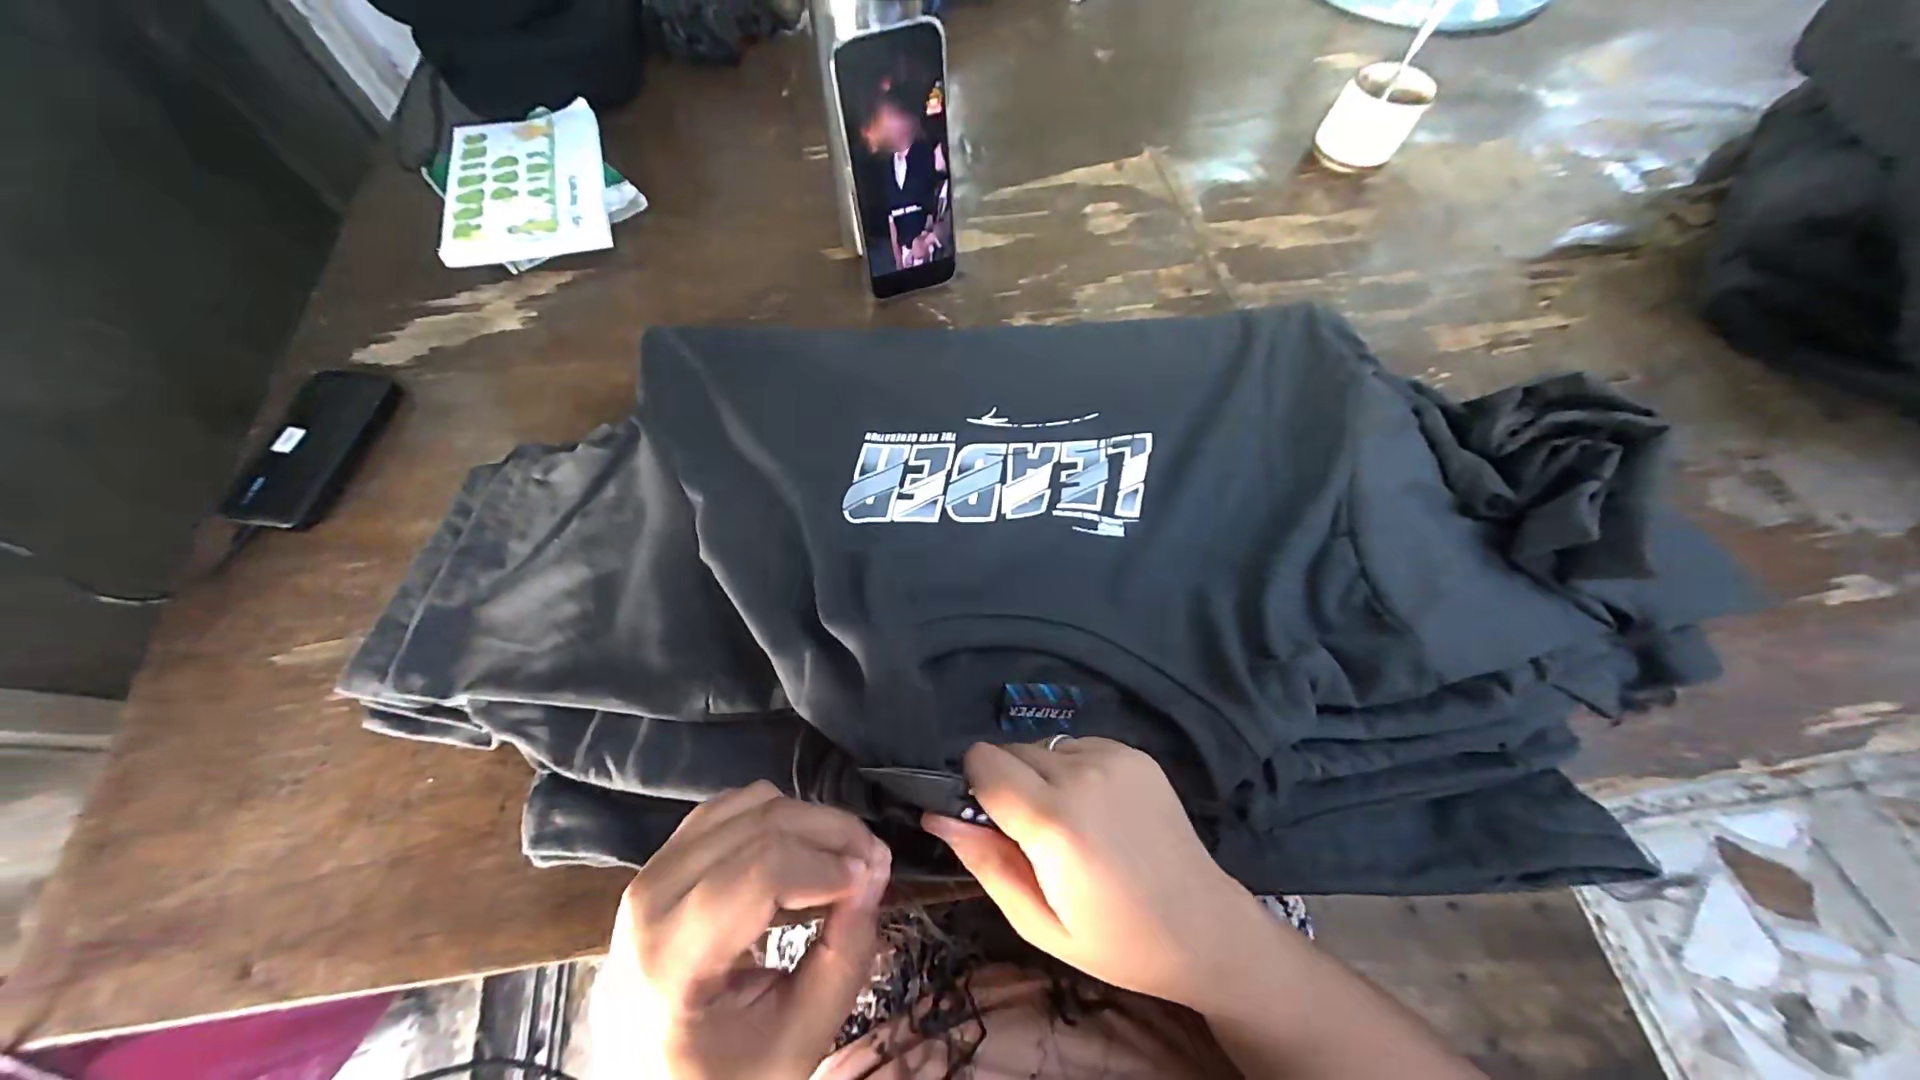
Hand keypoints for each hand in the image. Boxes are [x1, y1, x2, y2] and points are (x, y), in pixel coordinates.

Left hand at [591, 782, 890, 1079]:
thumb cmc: (720, 1074)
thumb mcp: (795, 1041)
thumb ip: (844, 956)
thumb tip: (875, 871)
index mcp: (670, 959)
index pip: (761, 872)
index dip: (829, 864)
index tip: (874, 879)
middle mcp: (651, 899)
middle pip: (761, 824)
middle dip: (831, 831)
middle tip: (874, 859)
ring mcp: (652, 870)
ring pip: (749, 803)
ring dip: (808, 820)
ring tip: (840, 858)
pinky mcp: (662, 858)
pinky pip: (731, 807)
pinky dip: (778, 817)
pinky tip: (799, 852)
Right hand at [923, 738, 1274, 1012]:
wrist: (1204, 927)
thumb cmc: (1115, 940)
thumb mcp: (1037, 921)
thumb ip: (984, 860)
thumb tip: (934, 814)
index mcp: (1055, 821)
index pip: (982, 760)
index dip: (973, 786)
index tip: (988, 820)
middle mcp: (1082, 773)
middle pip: (1009, 749)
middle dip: (1006, 783)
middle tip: (1033, 834)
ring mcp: (1114, 756)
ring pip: (1041, 746)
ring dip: (1039, 776)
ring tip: (1070, 822)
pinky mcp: (1135, 752)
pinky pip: (1076, 746)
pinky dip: (1072, 770)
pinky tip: (1098, 809)